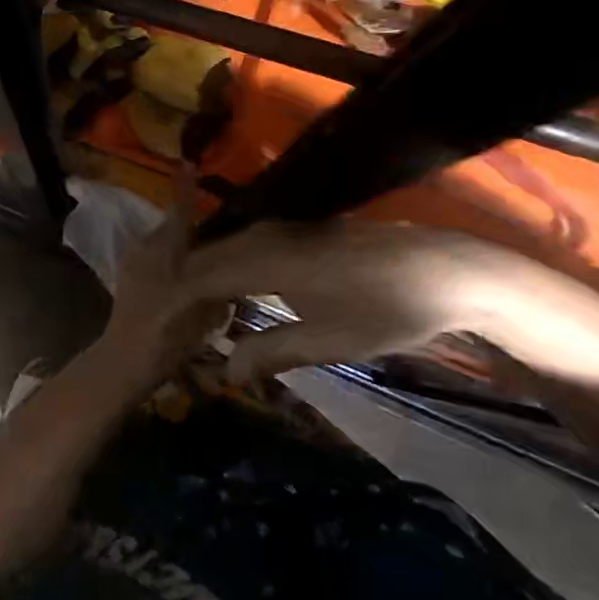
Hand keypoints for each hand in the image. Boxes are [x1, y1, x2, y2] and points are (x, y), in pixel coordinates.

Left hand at [84, 173, 229, 390]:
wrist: (124, 361)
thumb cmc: (169, 334)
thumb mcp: (206, 310)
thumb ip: (220, 282)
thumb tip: (234, 262)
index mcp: (165, 248)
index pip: (180, 209)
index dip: (187, 186)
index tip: (190, 162)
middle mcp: (146, 246)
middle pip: (174, 224)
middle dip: (193, 219)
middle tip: (219, 223)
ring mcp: (134, 261)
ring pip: (164, 241)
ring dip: (182, 240)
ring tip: (206, 247)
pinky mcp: (129, 276)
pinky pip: (155, 255)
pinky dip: (171, 256)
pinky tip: (187, 272)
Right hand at [179, 220, 541, 381]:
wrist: (446, 271)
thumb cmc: (385, 310)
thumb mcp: (327, 341)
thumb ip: (270, 352)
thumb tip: (224, 371)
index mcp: (265, 259)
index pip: (200, 274)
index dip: (173, 299)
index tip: (153, 325)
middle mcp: (268, 234)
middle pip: (211, 254)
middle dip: (185, 285)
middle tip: (166, 319)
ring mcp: (288, 227)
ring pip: (231, 246)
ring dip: (209, 273)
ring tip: (193, 307)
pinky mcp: (304, 228)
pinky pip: (252, 243)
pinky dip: (233, 264)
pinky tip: (237, 287)